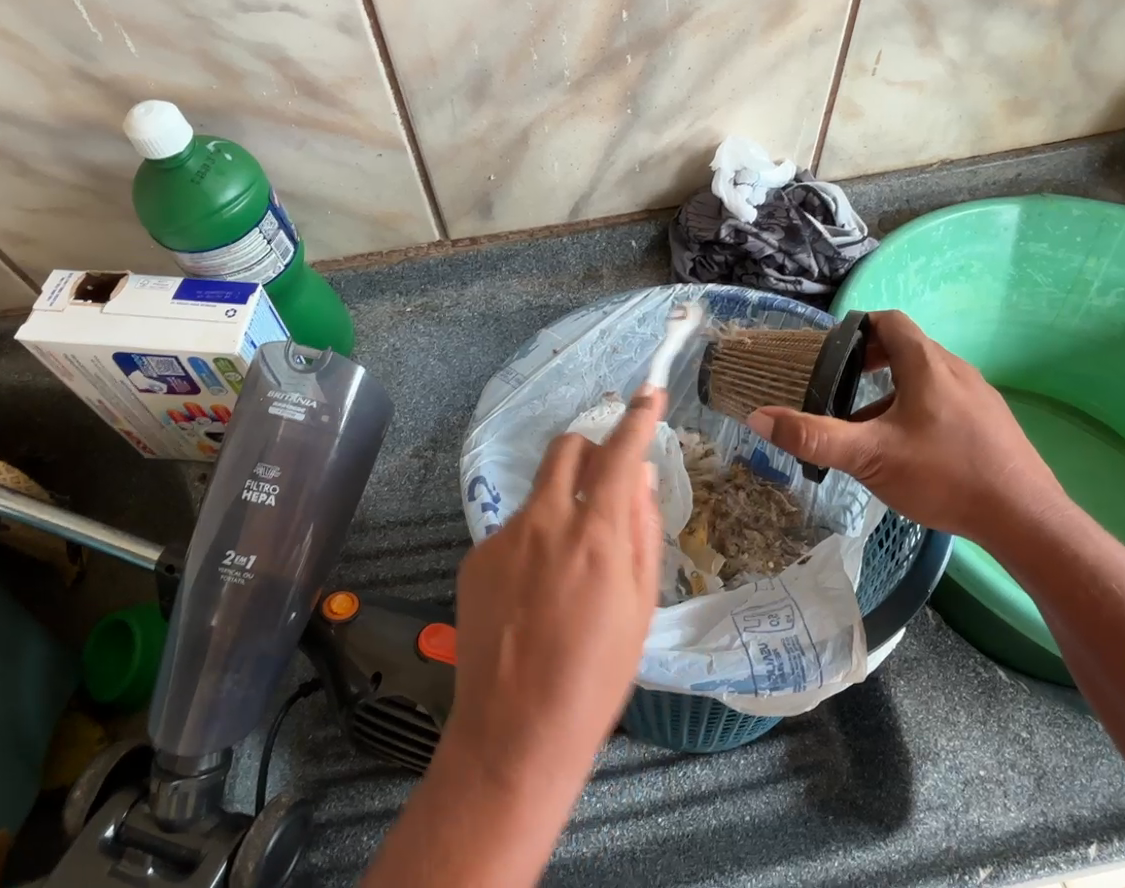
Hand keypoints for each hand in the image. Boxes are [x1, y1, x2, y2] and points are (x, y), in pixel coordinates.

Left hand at [445, 388, 666, 786]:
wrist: (517, 728)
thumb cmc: (597, 675)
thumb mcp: (640, 605)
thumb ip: (642, 531)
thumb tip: (641, 477)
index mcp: (597, 533)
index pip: (621, 452)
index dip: (639, 417)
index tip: (650, 394)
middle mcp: (546, 521)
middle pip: (566, 448)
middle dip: (590, 447)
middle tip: (606, 477)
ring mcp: (503, 538)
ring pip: (539, 492)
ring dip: (563, 502)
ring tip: (571, 563)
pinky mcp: (474, 558)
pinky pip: (513, 530)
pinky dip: (533, 539)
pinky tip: (536, 590)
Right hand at [747, 310, 1068, 542]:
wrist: (1025, 518)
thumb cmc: (944, 475)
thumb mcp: (869, 457)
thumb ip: (813, 437)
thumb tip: (759, 417)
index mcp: (927, 365)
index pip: (890, 321)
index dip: (857, 329)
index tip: (832, 351)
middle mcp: (957, 371)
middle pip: (908, 350)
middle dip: (871, 364)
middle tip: (841, 387)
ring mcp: (980, 398)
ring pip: (927, 381)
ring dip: (893, 394)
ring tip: (868, 428)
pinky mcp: (992, 426)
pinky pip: (947, 404)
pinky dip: (919, 413)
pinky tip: (910, 454)